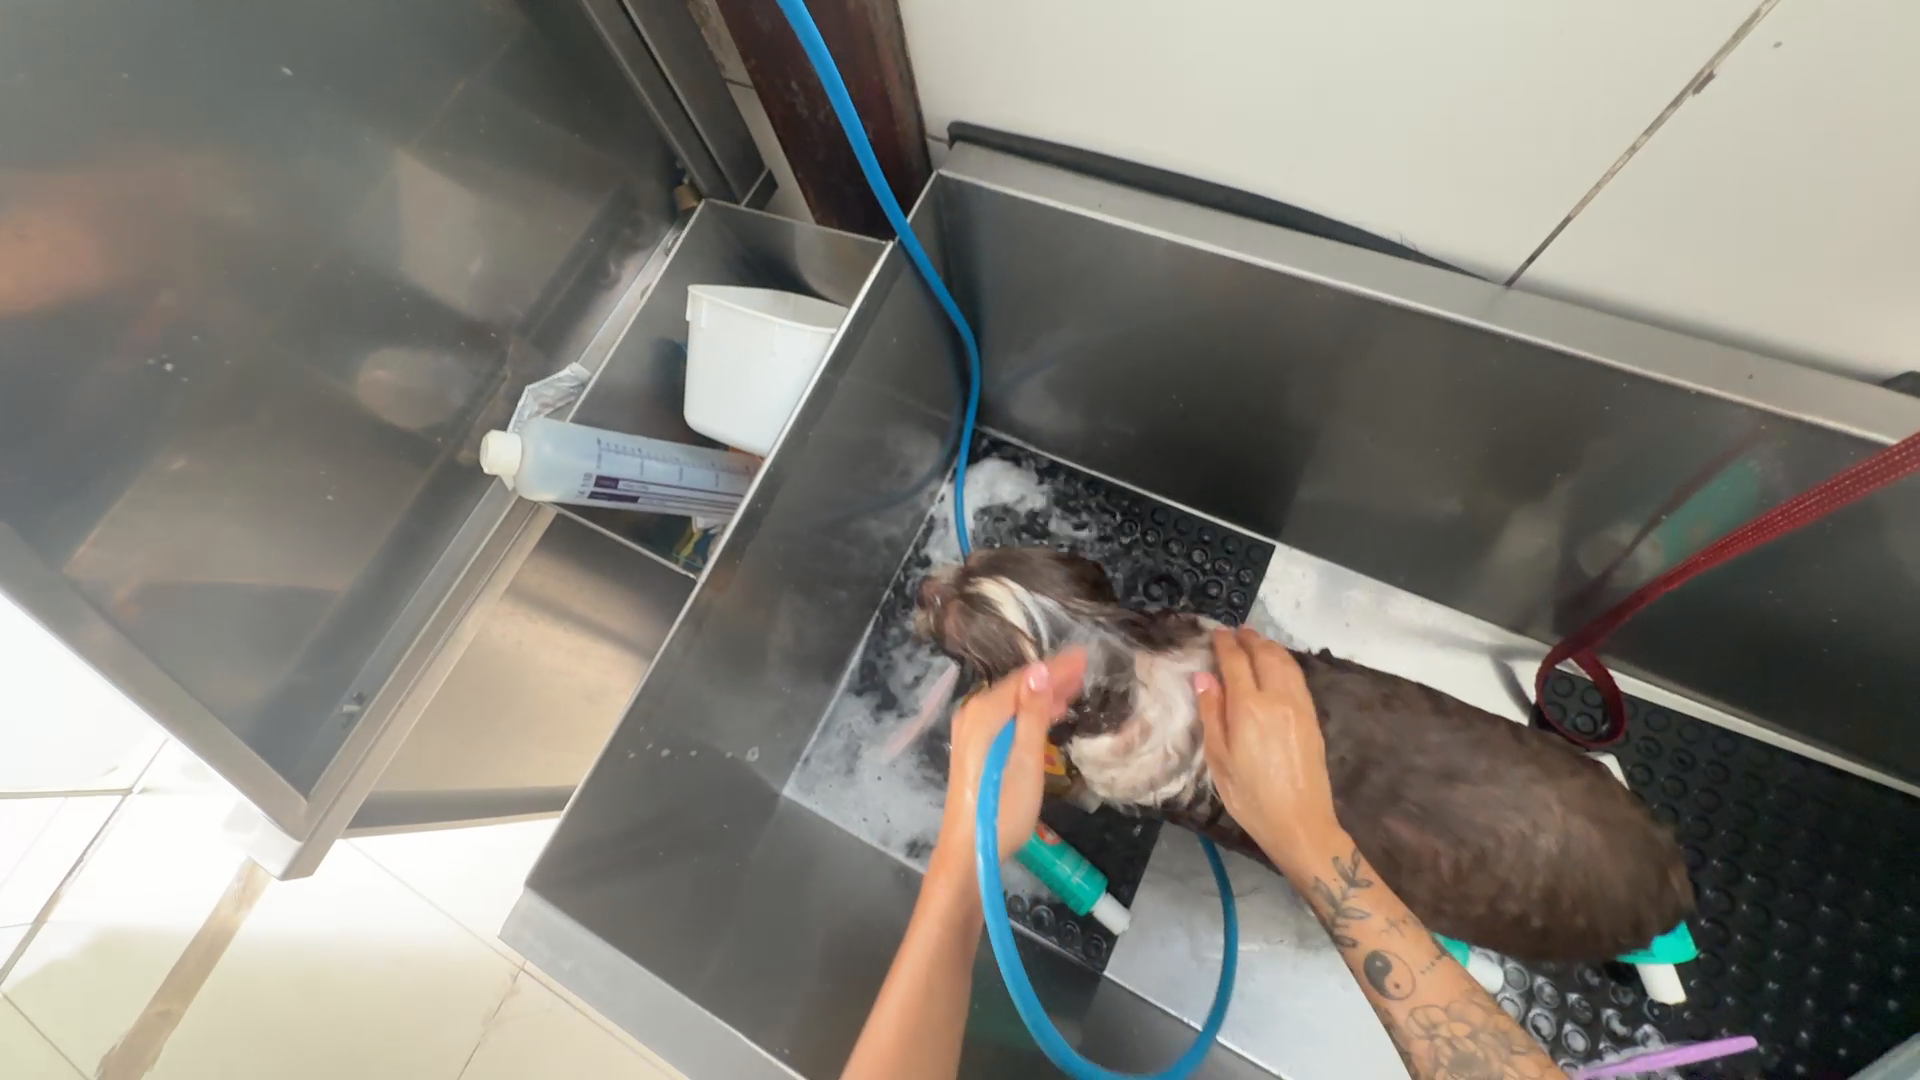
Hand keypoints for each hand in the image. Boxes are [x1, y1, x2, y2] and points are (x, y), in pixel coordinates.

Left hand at [938, 649, 1087, 865]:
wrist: (970, 852)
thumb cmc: (1003, 809)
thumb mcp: (1026, 760)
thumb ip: (1033, 713)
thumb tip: (1041, 669)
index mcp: (985, 713)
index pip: (1026, 679)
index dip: (1056, 667)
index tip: (1085, 656)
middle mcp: (973, 714)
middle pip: (1017, 688)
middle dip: (1051, 678)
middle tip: (1086, 670)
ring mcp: (971, 731)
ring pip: (1012, 702)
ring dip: (1042, 695)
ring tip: (1074, 688)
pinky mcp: (975, 747)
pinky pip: (1006, 718)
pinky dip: (1028, 712)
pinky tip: (1047, 714)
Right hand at [1193, 627, 1341, 873]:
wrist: (1300, 824)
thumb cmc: (1249, 795)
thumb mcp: (1218, 757)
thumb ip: (1211, 712)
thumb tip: (1204, 677)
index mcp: (1248, 708)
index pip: (1235, 662)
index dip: (1225, 644)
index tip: (1217, 632)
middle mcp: (1277, 700)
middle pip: (1265, 656)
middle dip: (1250, 639)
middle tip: (1237, 631)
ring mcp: (1299, 708)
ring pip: (1286, 664)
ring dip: (1270, 647)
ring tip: (1256, 640)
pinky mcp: (1312, 719)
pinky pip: (1298, 679)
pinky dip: (1285, 663)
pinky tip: (1278, 665)